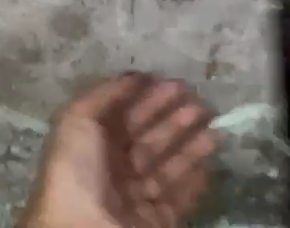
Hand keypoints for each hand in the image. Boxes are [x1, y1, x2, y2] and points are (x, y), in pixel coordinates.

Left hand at [19, 73, 218, 227]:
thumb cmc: (76, 171)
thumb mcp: (77, 120)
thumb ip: (104, 94)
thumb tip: (133, 76)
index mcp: (91, 145)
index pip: (125, 116)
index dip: (148, 97)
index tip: (174, 82)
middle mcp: (114, 171)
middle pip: (149, 139)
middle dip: (174, 117)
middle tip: (200, 100)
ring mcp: (135, 199)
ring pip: (167, 167)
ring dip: (190, 144)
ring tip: (213, 125)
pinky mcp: (155, 223)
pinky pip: (178, 199)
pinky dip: (194, 181)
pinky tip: (209, 161)